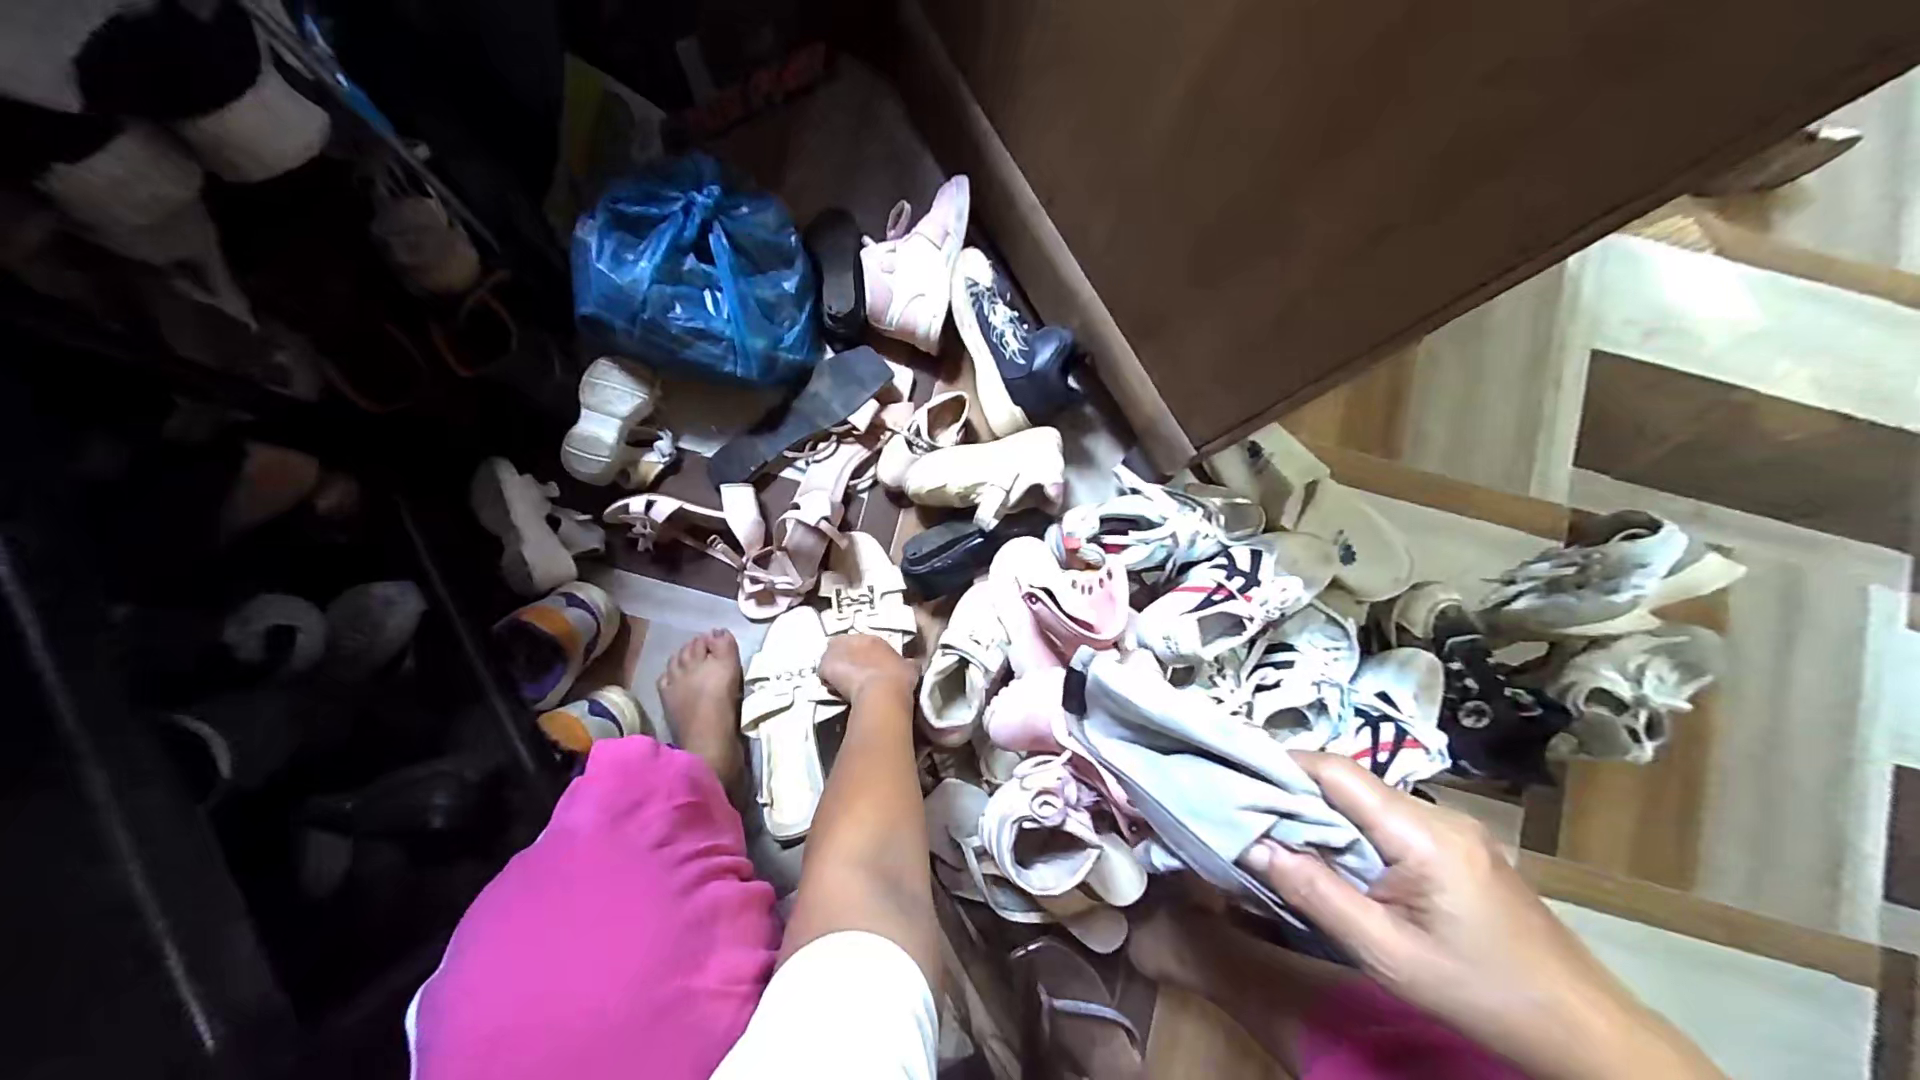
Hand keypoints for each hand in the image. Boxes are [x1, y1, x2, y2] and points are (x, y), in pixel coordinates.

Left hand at [818, 634, 914, 704]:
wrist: (882, 692)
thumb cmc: (899, 679)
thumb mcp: (910, 668)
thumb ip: (908, 665)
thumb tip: (911, 666)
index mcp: (874, 640)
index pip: (862, 643)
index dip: (862, 656)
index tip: (866, 668)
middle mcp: (854, 639)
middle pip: (843, 646)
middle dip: (846, 659)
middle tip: (852, 676)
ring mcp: (837, 651)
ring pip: (830, 657)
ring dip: (835, 668)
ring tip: (841, 684)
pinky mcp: (826, 665)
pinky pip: (823, 672)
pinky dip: (827, 680)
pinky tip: (835, 691)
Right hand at [1243, 752, 1722, 1079]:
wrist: (1585, 1032)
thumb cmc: (1481, 993)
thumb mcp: (1386, 953)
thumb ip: (1316, 892)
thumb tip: (1252, 843)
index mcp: (1423, 834)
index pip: (1338, 771)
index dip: (1284, 763)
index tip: (1237, 771)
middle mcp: (1439, 815)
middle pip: (1350, 782)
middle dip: (1294, 789)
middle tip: (1246, 807)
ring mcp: (1453, 828)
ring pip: (1366, 800)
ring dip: (1321, 810)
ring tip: (1278, 831)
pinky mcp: (1457, 846)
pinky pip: (1388, 820)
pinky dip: (1349, 827)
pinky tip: (1332, 854)